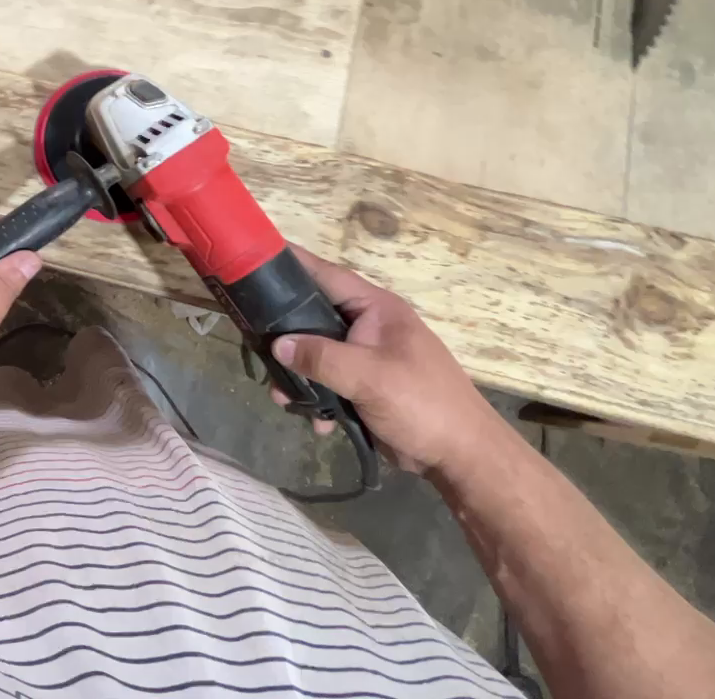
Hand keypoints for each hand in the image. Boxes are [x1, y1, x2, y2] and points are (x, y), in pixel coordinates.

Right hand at [268, 246, 504, 475]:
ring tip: (283, 398)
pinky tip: (317, 420)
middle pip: (311, 316)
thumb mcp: (368, 377)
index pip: (326, 274)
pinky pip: (325, 381)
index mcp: (376, 309)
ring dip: (296, 375)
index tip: (252, 255)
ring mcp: (364, 356)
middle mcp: (367, 326)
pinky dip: (315, 399)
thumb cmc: (423, 404)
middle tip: (253, 346)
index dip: (291, 263)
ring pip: (313, 353)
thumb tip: (277, 344)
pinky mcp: (361, 385)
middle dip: (284, 336)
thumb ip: (320, 357)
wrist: (462, 459)